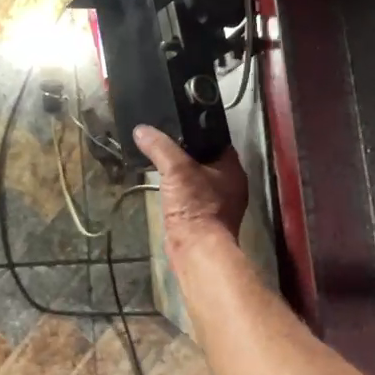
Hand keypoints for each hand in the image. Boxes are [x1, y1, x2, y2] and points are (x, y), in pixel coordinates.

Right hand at [133, 125, 248, 255]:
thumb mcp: (176, 169)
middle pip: (206, 158)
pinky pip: (191, 194)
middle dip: (186, 151)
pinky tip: (164, 184)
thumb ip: (159, 146)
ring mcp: (219, 203)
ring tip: (159, 159)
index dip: (197, 130)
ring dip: (181, 172)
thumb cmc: (195, 206)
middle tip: (163, 140)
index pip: (216, 139)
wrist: (196, 250)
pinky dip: (179, 189)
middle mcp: (230, 184)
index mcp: (233, 168)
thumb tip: (141, 130)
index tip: (177, 124)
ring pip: (197, 177)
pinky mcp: (205, 217)